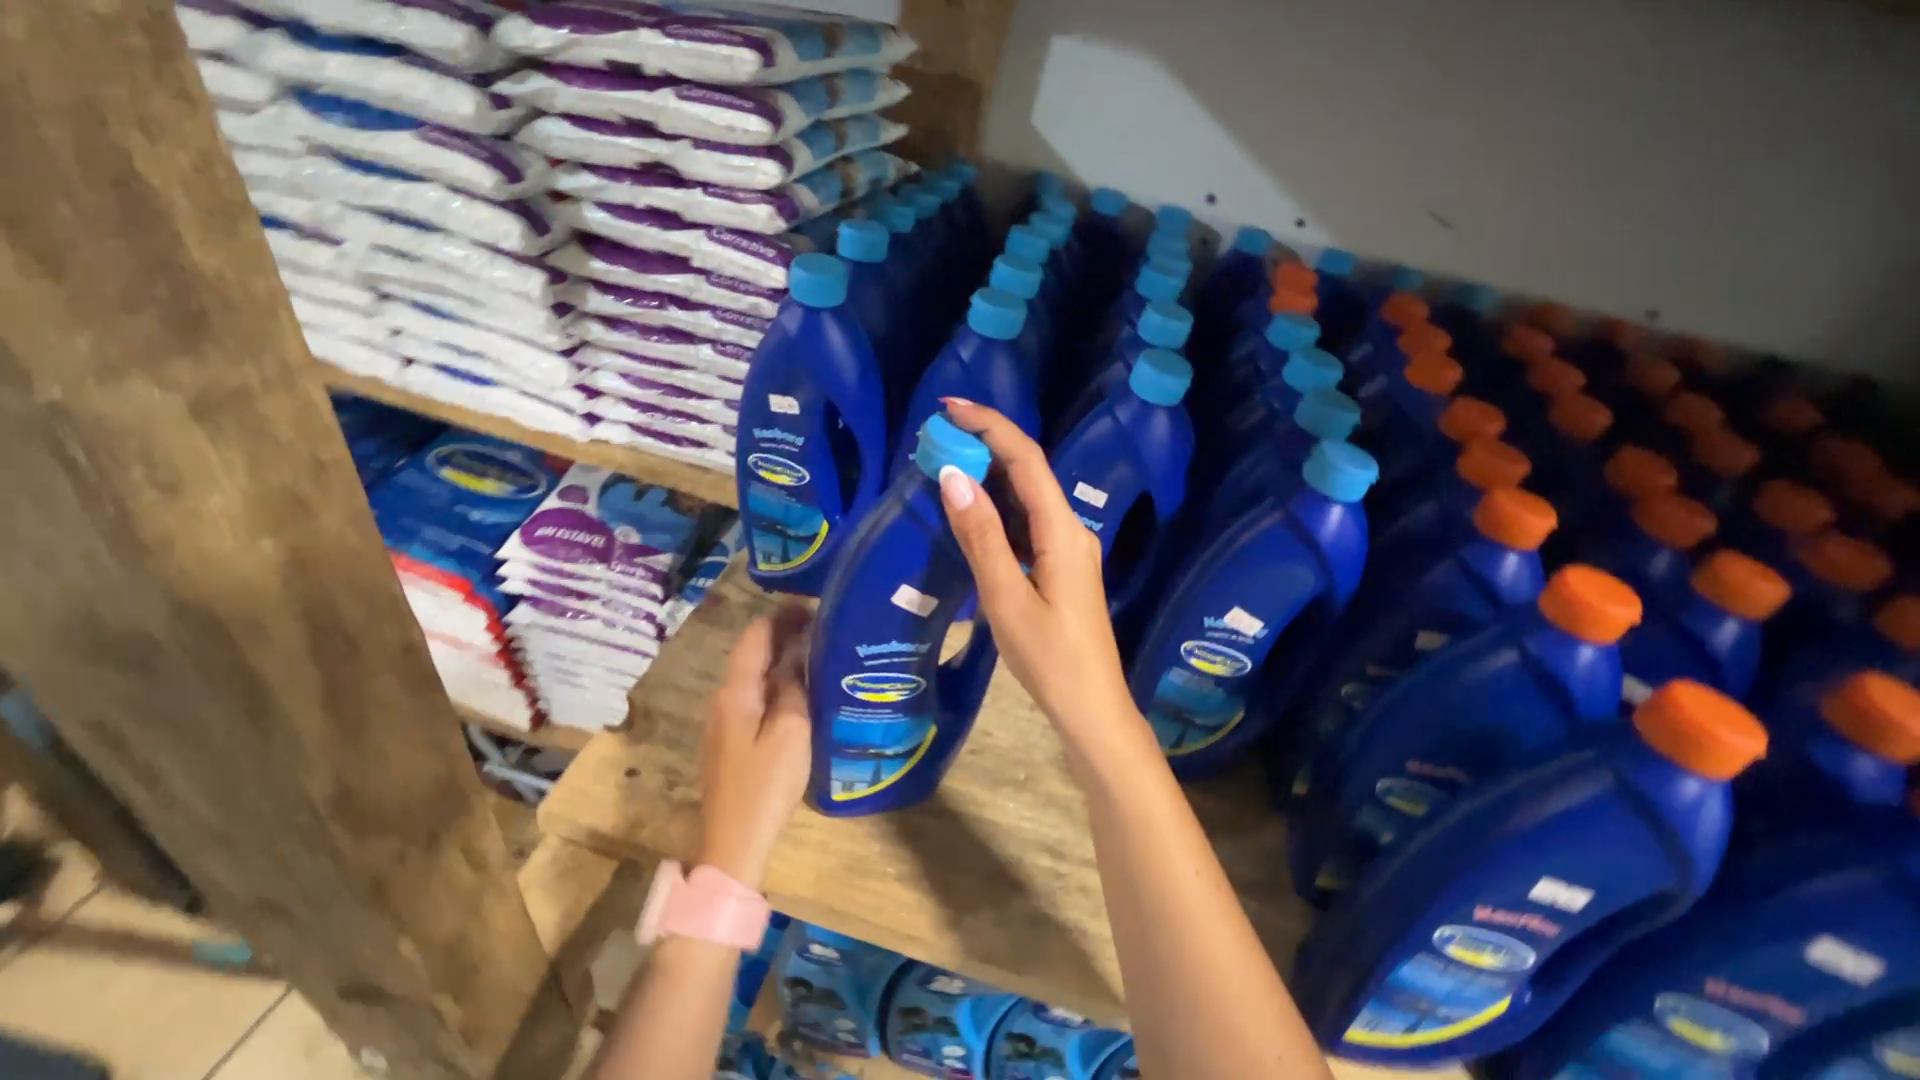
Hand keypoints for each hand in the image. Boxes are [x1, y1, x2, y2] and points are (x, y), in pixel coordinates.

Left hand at [699, 604, 811, 889]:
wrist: (734, 841)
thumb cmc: (766, 785)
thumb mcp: (791, 732)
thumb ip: (794, 688)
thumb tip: (797, 654)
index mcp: (736, 691)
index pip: (756, 635)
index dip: (784, 615)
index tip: (817, 605)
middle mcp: (723, 698)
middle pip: (752, 652)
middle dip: (785, 634)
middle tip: (826, 627)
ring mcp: (722, 721)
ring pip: (753, 675)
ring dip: (781, 659)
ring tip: (819, 652)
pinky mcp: (730, 740)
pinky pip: (753, 696)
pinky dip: (776, 683)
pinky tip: (800, 689)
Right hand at [934, 399, 1140, 743]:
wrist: (1092, 708)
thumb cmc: (1050, 660)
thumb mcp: (1006, 600)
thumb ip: (982, 537)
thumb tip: (954, 475)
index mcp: (1062, 532)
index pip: (1027, 460)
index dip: (990, 426)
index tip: (948, 407)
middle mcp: (1070, 530)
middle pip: (1028, 472)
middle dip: (985, 445)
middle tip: (934, 436)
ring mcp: (1068, 550)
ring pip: (1027, 498)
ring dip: (988, 477)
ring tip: (943, 465)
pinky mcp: (1060, 568)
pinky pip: (1026, 524)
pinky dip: (996, 510)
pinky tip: (969, 513)